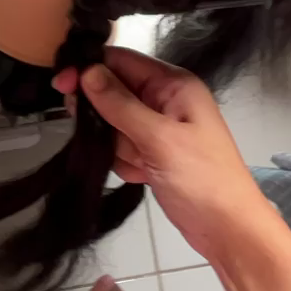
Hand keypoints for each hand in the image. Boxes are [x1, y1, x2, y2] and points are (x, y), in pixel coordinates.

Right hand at [54, 47, 273, 259]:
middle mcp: (165, 100)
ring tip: (142, 163)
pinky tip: (143, 176)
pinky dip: (125, 163)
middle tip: (104, 137)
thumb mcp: (159, 137)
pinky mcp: (154, 153)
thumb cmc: (202, 178)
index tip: (61, 85)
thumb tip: (88, 72)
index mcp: (173, 84)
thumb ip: (120, 104)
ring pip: (114, 123)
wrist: (228, 230)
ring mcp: (159, 128)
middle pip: (114, 91)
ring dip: (118, 146)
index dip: (90, 69)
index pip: (122, 61)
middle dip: (104, 116)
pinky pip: (122, 148)